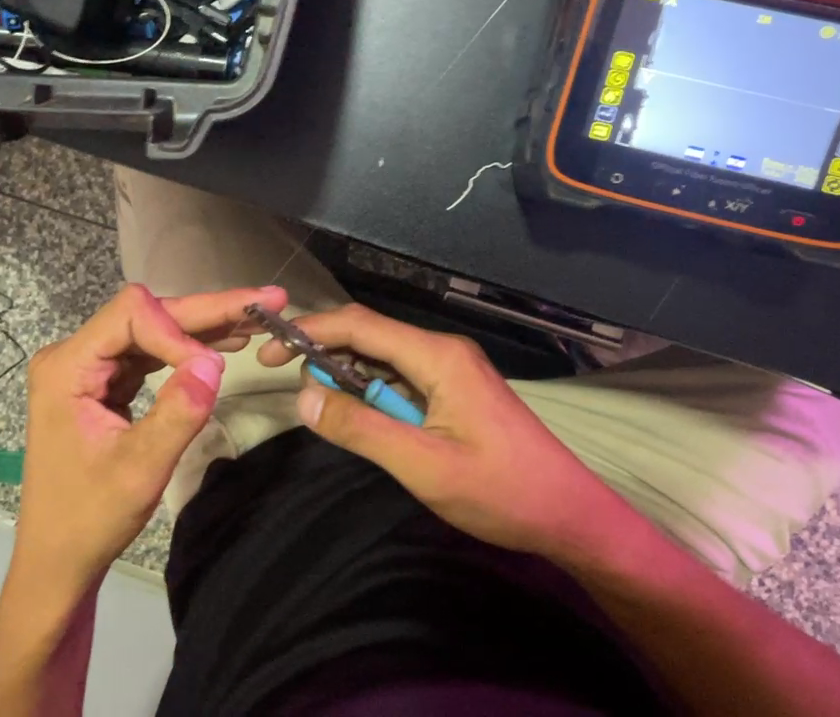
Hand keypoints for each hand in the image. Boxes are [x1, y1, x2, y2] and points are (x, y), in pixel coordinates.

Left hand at [16, 283, 287, 592]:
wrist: (58, 560)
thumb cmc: (89, 519)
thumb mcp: (140, 470)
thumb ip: (177, 413)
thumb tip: (213, 363)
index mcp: (67, 367)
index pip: (131, 315)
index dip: (177, 330)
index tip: (212, 367)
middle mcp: (74, 356)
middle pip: (146, 315)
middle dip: (206, 311)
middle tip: (267, 300)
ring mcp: (89, 369)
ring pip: (153, 330)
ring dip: (203, 326)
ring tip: (257, 317)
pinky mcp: (104, 384)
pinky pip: (151, 354)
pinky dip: (188, 349)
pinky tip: (226, 343)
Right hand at [258, 304, 614, 560]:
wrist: (569, 514)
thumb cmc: (501, 491)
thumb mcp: (423, 466)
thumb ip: (361, 430)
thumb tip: (303, 399)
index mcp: (438, 356)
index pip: (360, 325)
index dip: (311, 331)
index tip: (270, 352)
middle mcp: (444, 352)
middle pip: (370, 336)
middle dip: (324, 352)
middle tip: (283, 381)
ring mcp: (452, 371)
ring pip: (384, 359)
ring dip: (348, 377)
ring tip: (317, 405)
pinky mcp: (456, 392)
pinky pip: (403, 380)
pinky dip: (374, 393)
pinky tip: (359, 415)